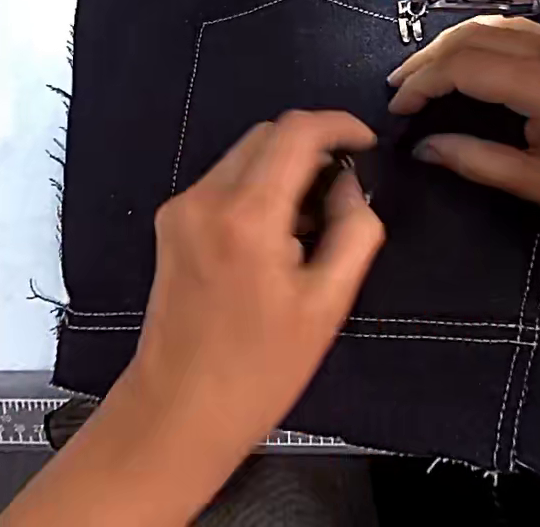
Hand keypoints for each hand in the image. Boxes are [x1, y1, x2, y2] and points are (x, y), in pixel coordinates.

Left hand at [118, 111, 383, 483]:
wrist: (174, 415)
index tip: (366, 144)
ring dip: (288, 163)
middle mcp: (207, 196)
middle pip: (272, 132)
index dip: (340, 125)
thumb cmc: (260, 367)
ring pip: (249, 150)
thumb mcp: (328, 302)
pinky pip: (228, 175)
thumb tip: (348, 183)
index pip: (297, 131)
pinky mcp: (173, 219)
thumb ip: (355, 228)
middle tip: (342, 185)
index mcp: (247, 215)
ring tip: (312, 212)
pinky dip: (262, 181)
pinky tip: (278, 226)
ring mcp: (183, 206)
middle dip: (315, 145)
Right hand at [387, 17, 539, 262]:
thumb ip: (476, 161)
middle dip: (429, 59)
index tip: (396, 109)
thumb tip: (425, 147)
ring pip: (497, 26)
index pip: (463, 67)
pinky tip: (473, 61)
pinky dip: (485, 41)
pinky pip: (521, 32)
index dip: (422, 84)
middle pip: (474, 37)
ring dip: (455, 44)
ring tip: (425, 73)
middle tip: (399, 87)